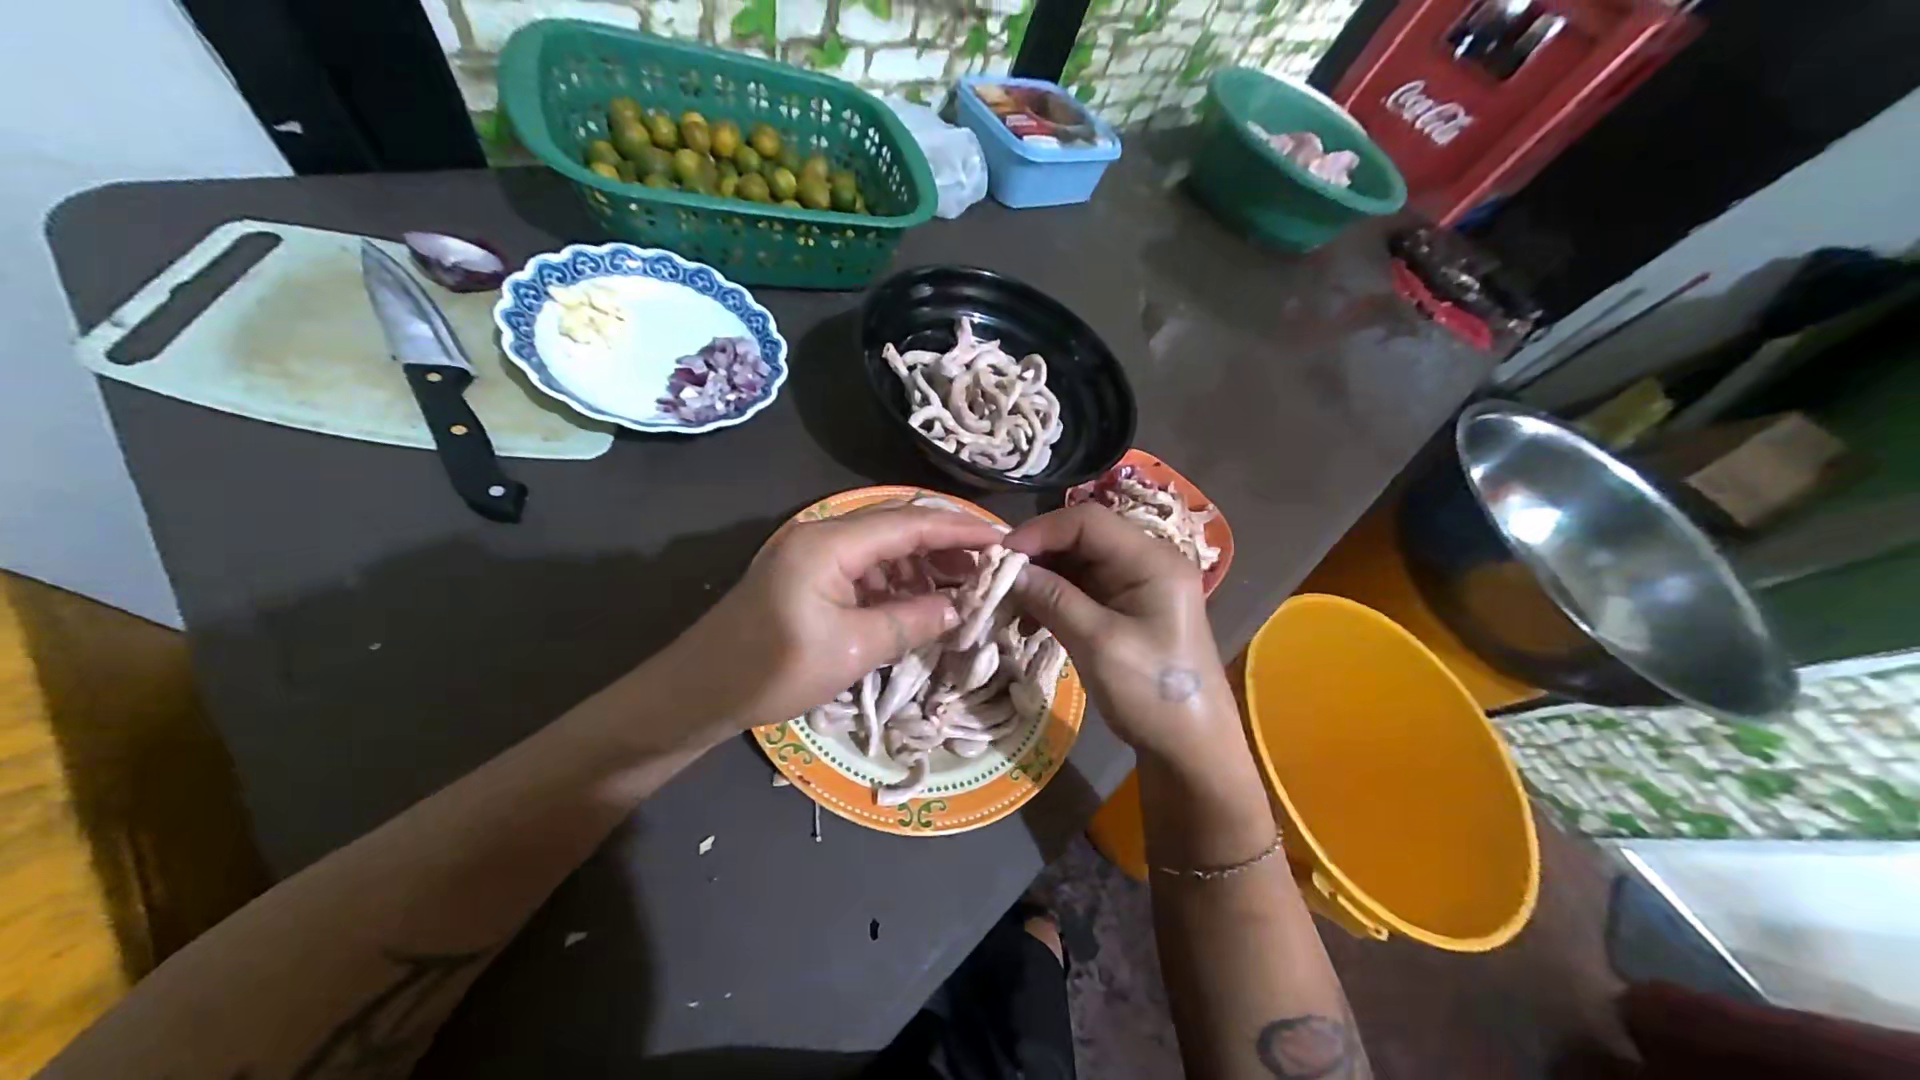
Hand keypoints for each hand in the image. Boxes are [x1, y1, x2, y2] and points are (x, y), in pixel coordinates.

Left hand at [651, 504, 1001, 734]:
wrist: (696, 692)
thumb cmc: (772, 669)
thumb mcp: (852, 648)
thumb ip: (911, 621)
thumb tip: (960, 608)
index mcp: (831, 542)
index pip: (911, 523)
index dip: (961, 530)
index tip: (1004, 540)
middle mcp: (824, 536)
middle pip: (899, 529)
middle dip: (947, 547)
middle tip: (991, 571)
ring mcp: (814, 557)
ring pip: (884, 550)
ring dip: (924, 567)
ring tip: (966, 588)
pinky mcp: (809, 579)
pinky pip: (864, 571)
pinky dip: (898, 584)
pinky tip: (924, 602)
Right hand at [1002, 504, 1241, 777]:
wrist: (1190, 748)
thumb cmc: (1152, 694)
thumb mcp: (1099, 644)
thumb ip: (1053, 599)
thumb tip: (1008, 571)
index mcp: (1152, 561)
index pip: (1088, 521)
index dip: (1041, 531)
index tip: (1001, 557)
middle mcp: (1147, 562)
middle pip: (1082, 538)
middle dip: (1038, 555)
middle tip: (997, 581)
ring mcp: (1137, 586)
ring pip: (1077, 563)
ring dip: (1041, 579)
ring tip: (1009, 605)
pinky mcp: (1125, 608)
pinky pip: (1082, 589)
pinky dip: (1053, 599)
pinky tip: (1030, 623)